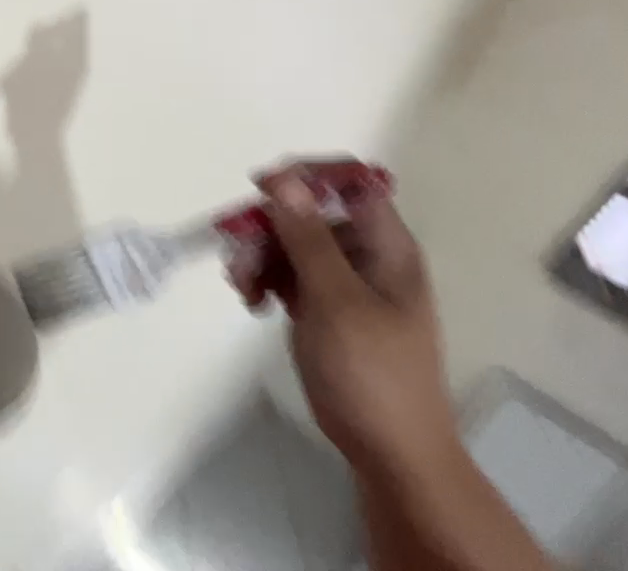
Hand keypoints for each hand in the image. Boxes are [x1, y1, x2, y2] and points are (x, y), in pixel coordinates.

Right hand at [232, 167, 460, 474]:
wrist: (389, 450)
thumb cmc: (371, 372)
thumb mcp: (334, 300)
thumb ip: (307, 237)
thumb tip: (284, 178)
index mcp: (385, 246)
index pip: (350, 183)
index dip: (307, 176)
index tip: (262, 190)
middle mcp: (365, 255)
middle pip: (308, 212)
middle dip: (268, 225)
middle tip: (238, 254)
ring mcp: (342, 282)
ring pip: (289, 242)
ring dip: (258, 255)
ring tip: (242, 288)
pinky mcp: (322, 306)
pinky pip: (285, 272)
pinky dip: (263, 279)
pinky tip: (251, 302)